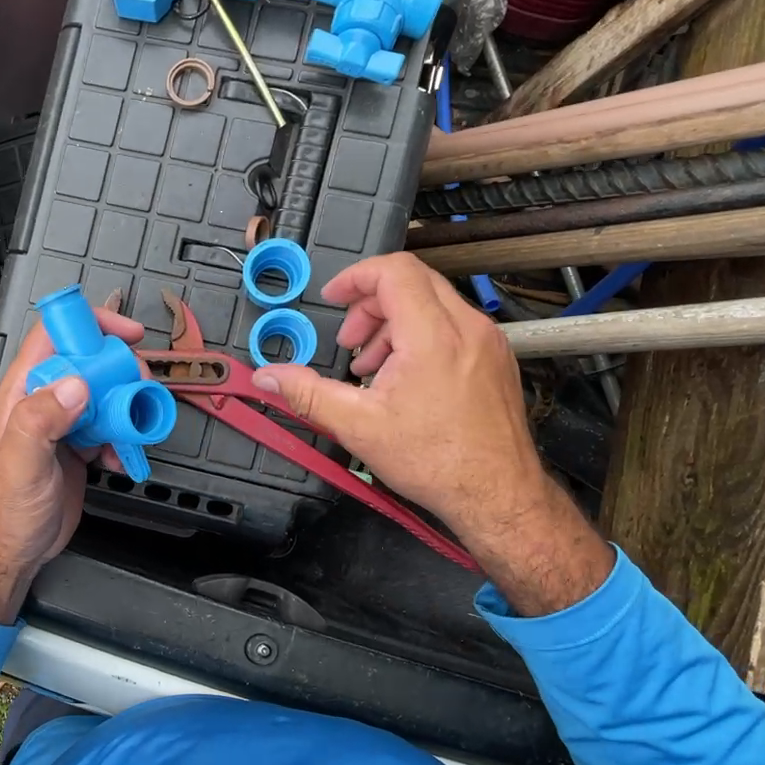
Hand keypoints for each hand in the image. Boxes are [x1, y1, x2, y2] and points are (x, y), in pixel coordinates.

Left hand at [0, 306, 145, 622]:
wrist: (18, 549)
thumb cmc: (7, 509)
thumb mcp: (21, 462)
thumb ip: (41, 420)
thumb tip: (76, 386)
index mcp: (23, 393)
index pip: (54, 337)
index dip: (89, 325)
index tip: (124, 333)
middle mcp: (44, 401)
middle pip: (88, 362)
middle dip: (120, 368)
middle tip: (140, 385)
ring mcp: (64, 423)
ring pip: (104, 393)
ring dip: (128, 404)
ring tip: (136, 424)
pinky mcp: (80, 446)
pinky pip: (111, 427)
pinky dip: (124, 438)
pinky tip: (122, 458)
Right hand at [250, 253, 544, 529]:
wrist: (496, 493)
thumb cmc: (436, 461)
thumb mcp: (357, 426)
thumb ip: (307, 394)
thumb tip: (268, 377)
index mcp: (433, 337)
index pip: (394, 272)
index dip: (356, 278)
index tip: (333, 298)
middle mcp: (468, 328)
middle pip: (413, 282)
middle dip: (370, 305)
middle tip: (349, 343)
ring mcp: (488, 341)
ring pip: (434, 303)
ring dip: (394, 323)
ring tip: (373, 367)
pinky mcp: (496, 358)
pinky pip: (454, 326)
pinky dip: (420, 337)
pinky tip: (404, 378)